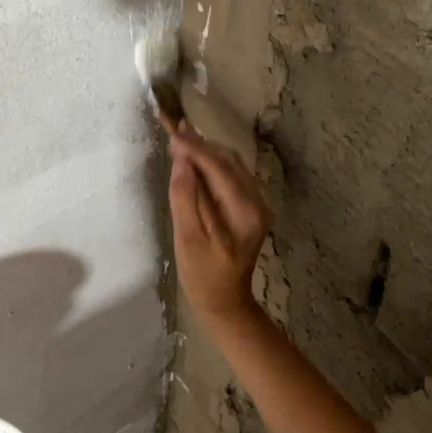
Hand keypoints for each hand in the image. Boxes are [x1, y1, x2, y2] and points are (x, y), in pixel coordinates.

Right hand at [166, 117, 271, 325]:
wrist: (225, 301)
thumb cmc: (201, 274)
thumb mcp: (187, 238)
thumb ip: (185, 197)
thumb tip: (182, 160)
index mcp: (244, 212)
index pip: (219, 168)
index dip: (195, 148)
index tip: (172, 131)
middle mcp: (258, 203)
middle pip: (229, 161)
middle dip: (201, 145)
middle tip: (173, 132)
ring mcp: (259, 204)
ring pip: (232, 164)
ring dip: (207, 151)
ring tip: (181, 143)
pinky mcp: (252, 206)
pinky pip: (233, 175)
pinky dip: (214, 163)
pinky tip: (196, 162)